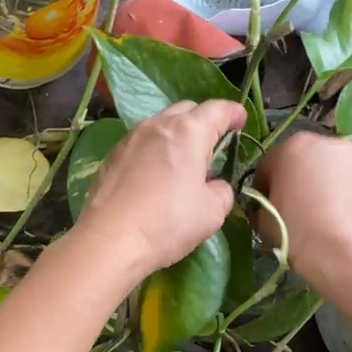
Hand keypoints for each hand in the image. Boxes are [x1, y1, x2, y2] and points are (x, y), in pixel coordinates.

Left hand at [75, 100, 243, 274]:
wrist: (110, 241)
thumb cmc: (168, 223)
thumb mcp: (212, 212)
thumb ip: (222, 191)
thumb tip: (214, 185)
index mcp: (188, 131)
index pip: (218, 110)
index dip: (234, 113)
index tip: (241, 121)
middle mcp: (158, 125)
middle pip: (187, 110)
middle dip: (204, 121)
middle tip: (212, 148)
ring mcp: (130, 138)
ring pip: (160, 125)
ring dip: (176, 136)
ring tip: (182, 163)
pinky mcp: (112, 156)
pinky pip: (140, 144)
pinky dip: (154, 151)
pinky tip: (154, 176)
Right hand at [253, 132, 351, 286]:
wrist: (347, 254)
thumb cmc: (298, 233)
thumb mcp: (264, 222)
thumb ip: (261, 206)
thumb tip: (265, 206)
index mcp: (290, 148)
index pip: (267, 165)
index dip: (262, 187)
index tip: (263, 206)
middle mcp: (321, 141)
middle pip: (297, 159)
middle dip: (291, 179)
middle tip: (288, 206)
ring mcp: (348, 154)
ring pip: (322, 165)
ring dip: (314, 181)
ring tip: (313, 209)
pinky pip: (341, 175)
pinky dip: (334, 187)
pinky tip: (332, 211)